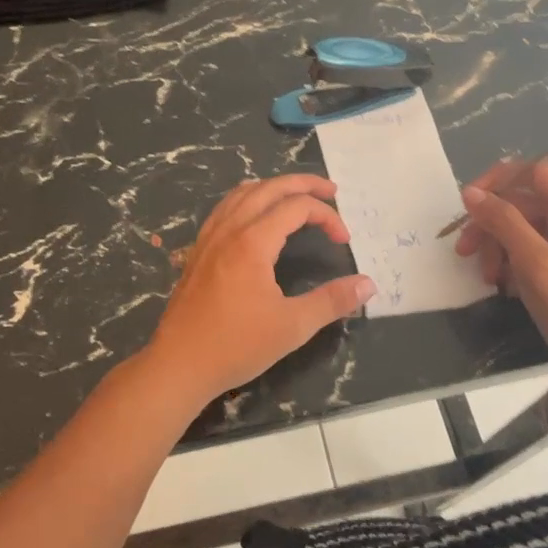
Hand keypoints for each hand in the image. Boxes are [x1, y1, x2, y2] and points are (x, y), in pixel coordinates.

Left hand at [143, 175, 375, 404]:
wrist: (179, 363)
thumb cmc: (237, 345)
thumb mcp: (292, 327)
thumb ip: (332, 301)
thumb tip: (368, 285)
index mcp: (252, 241)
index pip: (296, 207)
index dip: (326, 216)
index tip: (345, 240)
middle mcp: (229, 228)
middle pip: (269, 187)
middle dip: (303, 184)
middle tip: (331, 191)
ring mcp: (209, 237)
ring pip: (243, 192)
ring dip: (273, 187)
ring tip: (296, 196)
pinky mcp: (198, 249)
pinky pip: (225, 207)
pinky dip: (248, 199)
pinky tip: (256, 215)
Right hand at [455, 159, 547, 386]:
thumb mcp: (535, 264)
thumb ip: (503, 222)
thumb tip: (471, 193)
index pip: (536, 173)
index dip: (500, 179)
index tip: (469, 201)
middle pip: (524, 204)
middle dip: (491, 224)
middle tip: (463, 250)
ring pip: (523, 230)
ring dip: (497, 247)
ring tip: (484, 276)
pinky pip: (531, 253)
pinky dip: (511, 264)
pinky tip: (502, 286)